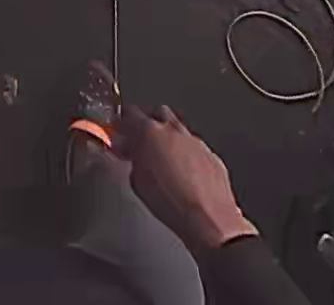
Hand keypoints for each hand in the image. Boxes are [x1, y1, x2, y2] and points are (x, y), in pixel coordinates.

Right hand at [118, 105, 256, 250]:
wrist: (208, 220)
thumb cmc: (172, 203)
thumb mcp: (137, 182)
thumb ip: (132, 159)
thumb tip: (132, 154)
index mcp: (150, 131)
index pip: (131, 114)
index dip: (124, 122)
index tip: (122, 130)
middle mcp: (173, 130)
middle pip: (157, 113)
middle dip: (149, 123)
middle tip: (143, 140)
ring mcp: (194, 141)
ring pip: (178, 129)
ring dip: (170, 138)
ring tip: (164, 159)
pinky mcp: (211, 156)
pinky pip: (196, 147)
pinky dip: (188, 154)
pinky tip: (185, 173)